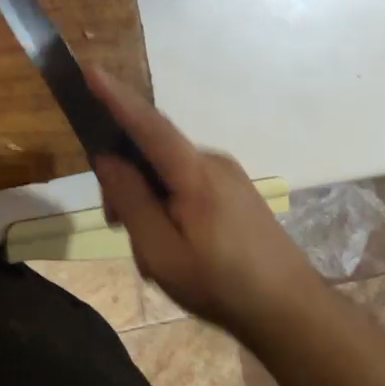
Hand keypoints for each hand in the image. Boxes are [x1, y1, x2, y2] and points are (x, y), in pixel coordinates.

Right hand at [87, 67, 324, 338]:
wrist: (294, 315)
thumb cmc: (223, 287)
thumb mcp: (162, 253)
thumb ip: (131, 201)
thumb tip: (107, 159)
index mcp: (196, 174)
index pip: (148, 125)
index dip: (116, 98)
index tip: (90, 70)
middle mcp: (213, 163)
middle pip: (152, 151)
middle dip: (125, 179)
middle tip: (116, 226)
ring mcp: (228, 176)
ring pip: (167, 172)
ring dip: (147, 200)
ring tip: (151, 251)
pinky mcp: (235, 193)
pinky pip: (186, 185)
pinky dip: (167, 206)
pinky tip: (172, 247)